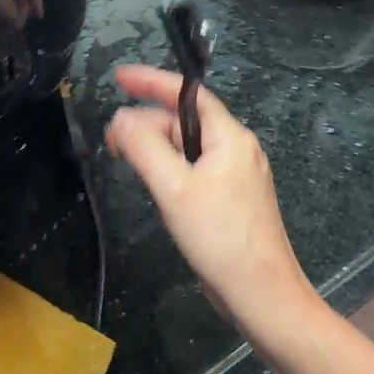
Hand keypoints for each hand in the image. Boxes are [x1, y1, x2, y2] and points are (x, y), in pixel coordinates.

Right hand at [105, 65, 312, 323]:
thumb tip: (120, 117)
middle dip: (145, 124)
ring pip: (186, 147)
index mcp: (230, 138)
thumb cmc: (220, 238)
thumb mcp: (174, 188)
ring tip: (123, 159)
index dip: (151, 81)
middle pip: (183, 122)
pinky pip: (192, 169)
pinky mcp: (229, 200)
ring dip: (153, 147)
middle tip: (110, 140)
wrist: (263, 297)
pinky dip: (167, 167)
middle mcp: (236, 150)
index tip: (118, 76)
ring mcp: (235, 176)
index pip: (187, 94)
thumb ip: (144, 146)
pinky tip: (151, 183)